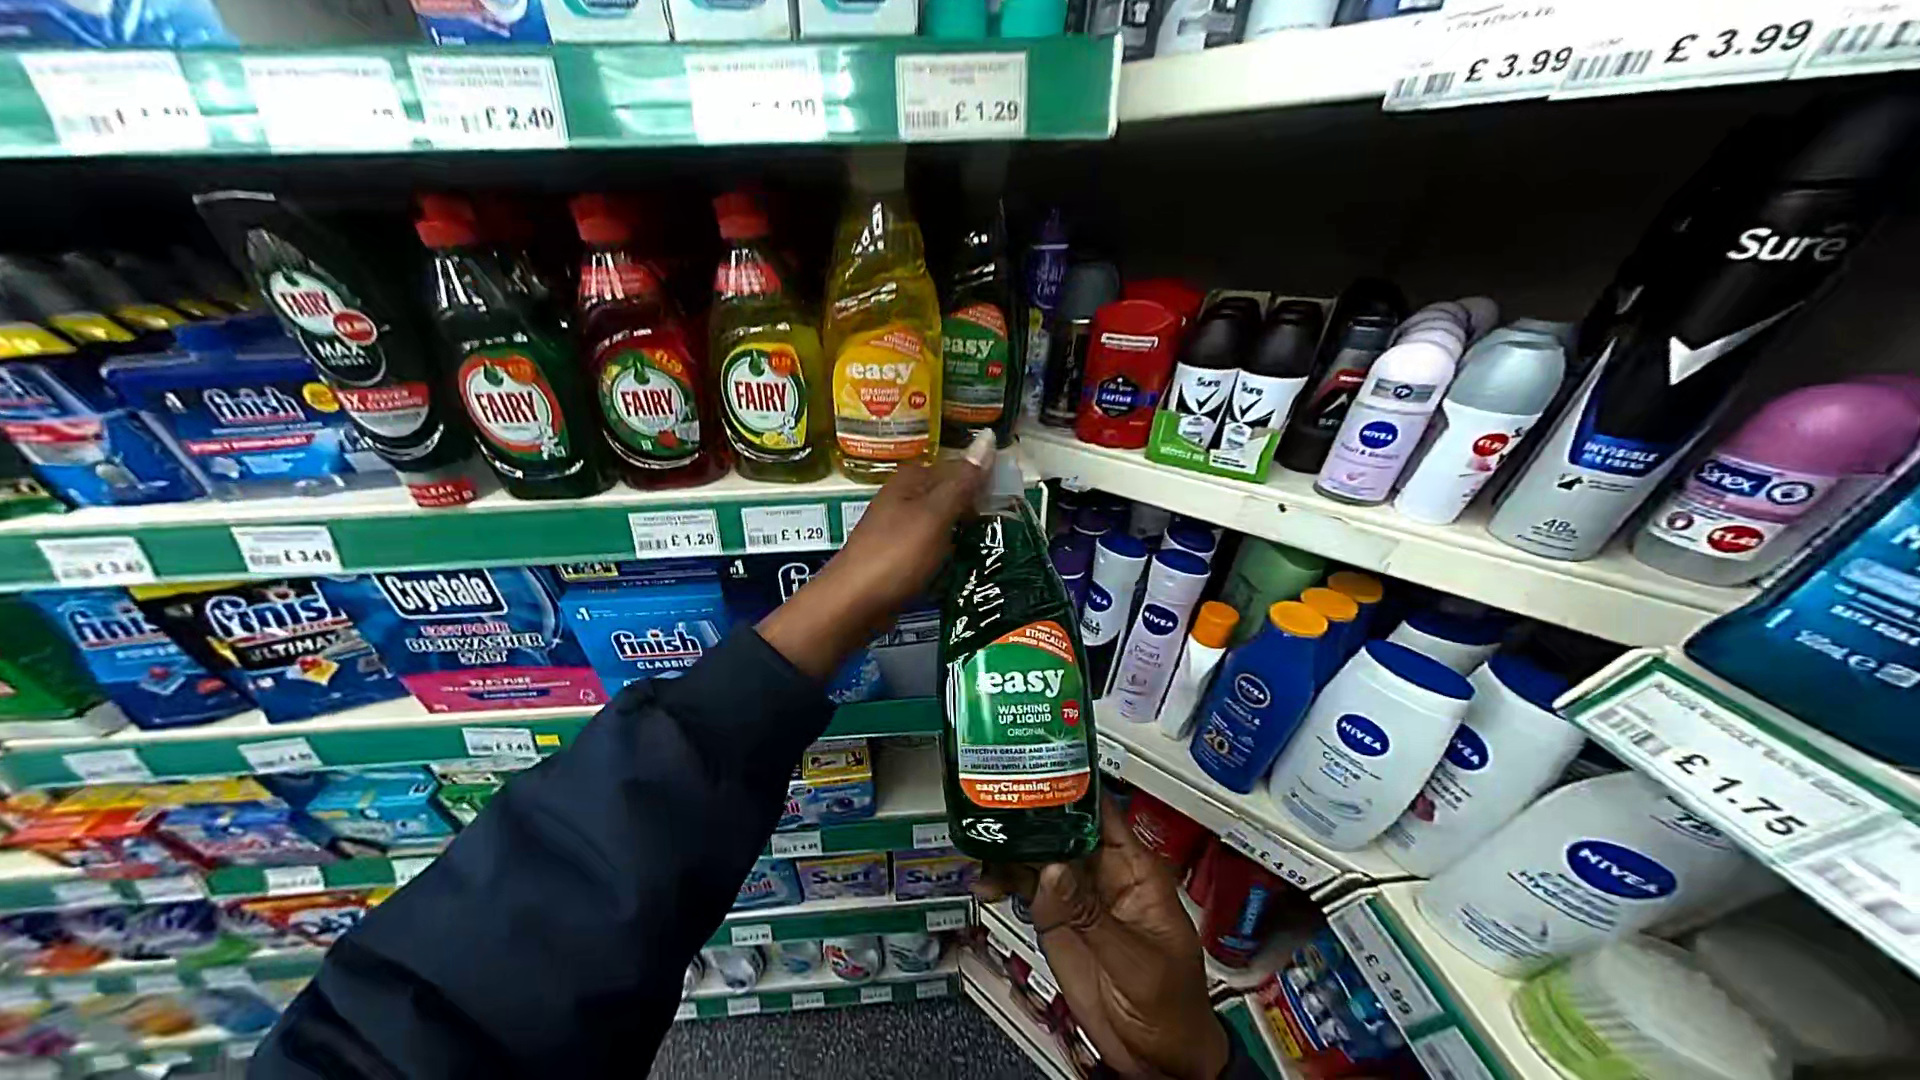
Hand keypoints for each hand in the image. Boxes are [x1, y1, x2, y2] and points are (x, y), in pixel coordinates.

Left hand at [756, 431, 993, 679]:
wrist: (853, 604)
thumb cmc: (896, 555)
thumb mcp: (936, 514)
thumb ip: (964, 480)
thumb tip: (989, 437)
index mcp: (911, 480)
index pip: (960, 468)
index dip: (987, 482)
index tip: (1012, 503)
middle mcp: (904, 498)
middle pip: (951, 496)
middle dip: (977, 511)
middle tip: (1005, 530)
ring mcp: (900, 528)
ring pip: (944, 525)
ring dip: (965, 536)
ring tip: (992, 549)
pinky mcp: (900, 557)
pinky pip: (933, 549)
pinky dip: (949, 556)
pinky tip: (964, 567)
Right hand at [978, 798, 1229, 1079]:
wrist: (1156, 1059)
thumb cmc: (1171, 1005)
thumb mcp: (1136, 962)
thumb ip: (1092, 916)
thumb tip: (1054, 870)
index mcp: (1132, 867)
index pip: (1101, 811)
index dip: (1073, 786)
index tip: (1040, 766)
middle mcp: (1099, 870)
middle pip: (1060, 825)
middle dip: (1029, 812)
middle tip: (994, 801)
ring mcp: (1074, 891)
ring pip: (1036, 852)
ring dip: (1008, 845)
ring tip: (980, 840)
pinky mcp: (1054, 915)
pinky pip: (1025, 887)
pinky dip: (1002, 881)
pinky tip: (984, 883)